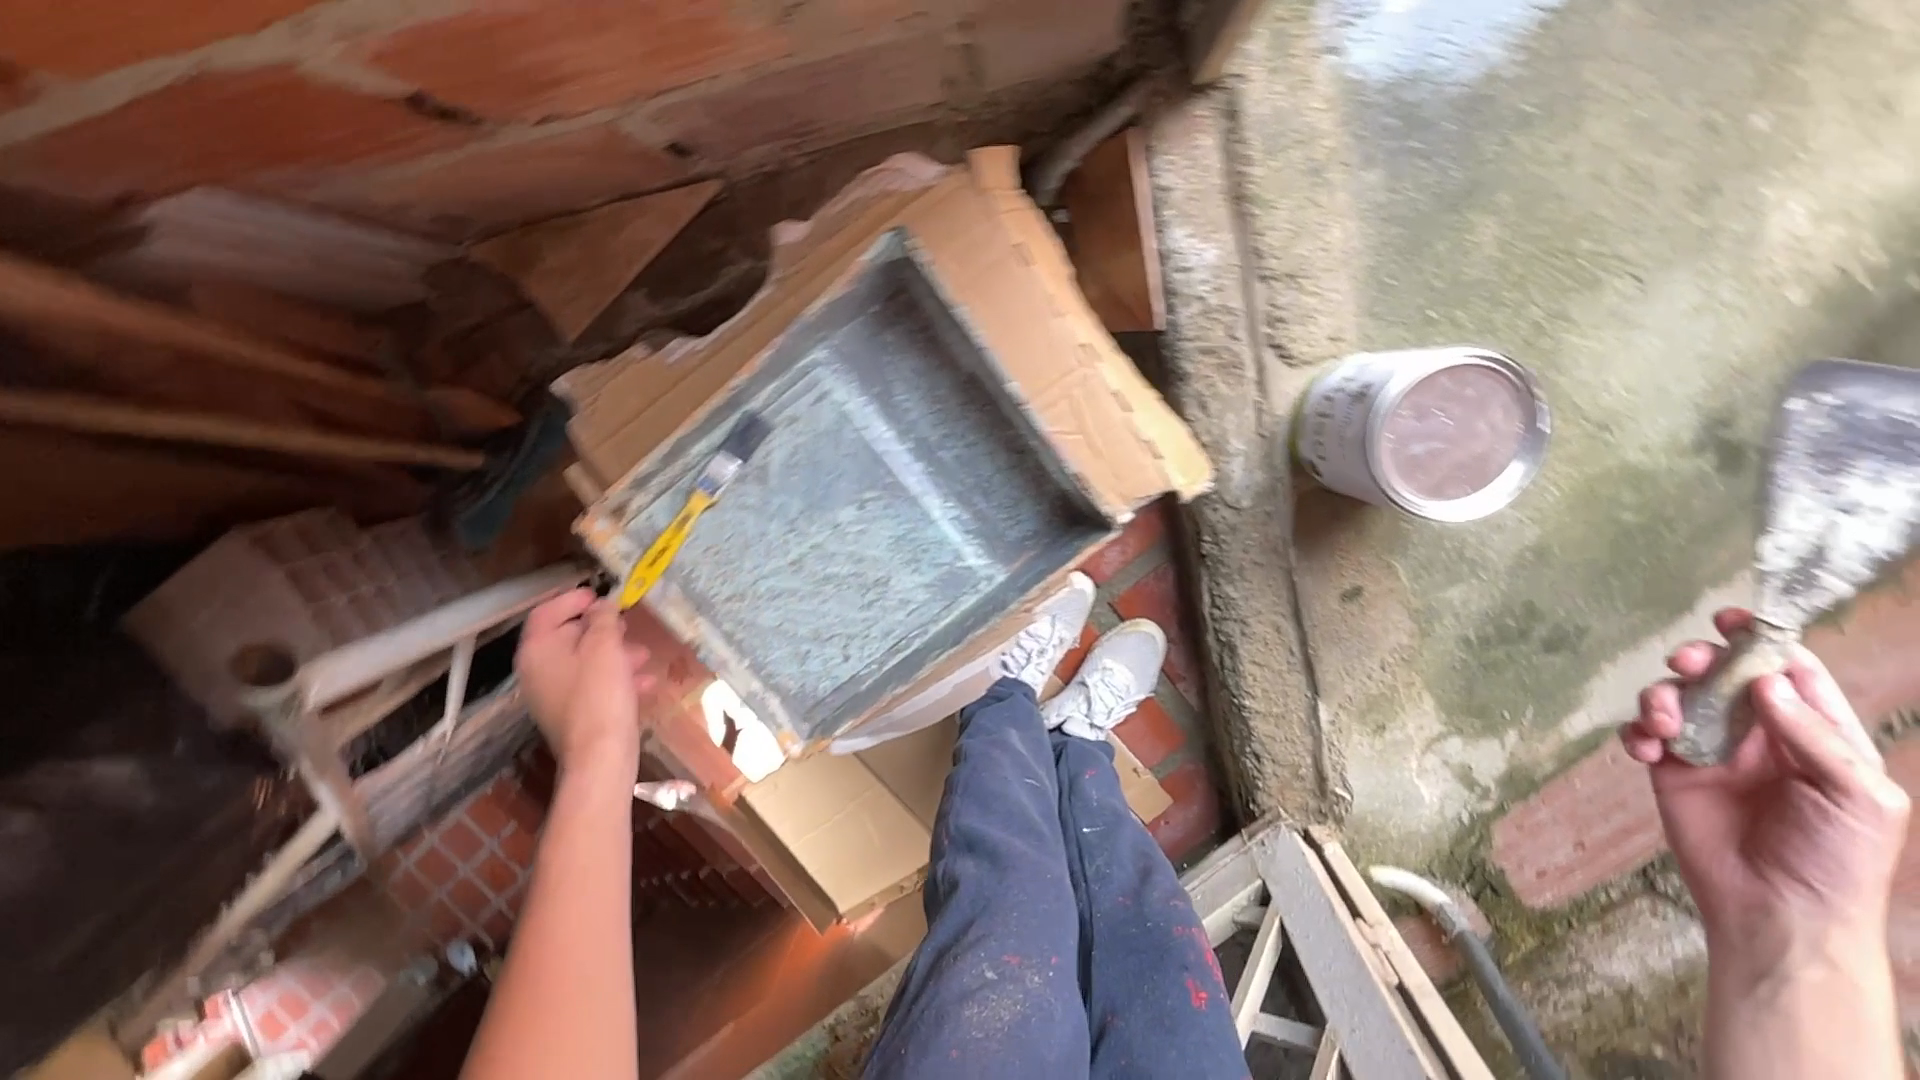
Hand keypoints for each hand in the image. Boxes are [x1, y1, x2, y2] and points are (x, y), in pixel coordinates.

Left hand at [514, 589, 654, 780]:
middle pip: (567, 637)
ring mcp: (554, 696)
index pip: (546, 612)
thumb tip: (602, 605)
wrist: (600, 756)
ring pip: (585, 663)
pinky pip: (594, 686)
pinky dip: (617, 679)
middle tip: (625, 624)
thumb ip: (603, 619)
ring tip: (644, 655)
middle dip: (601, 629)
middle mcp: (538, 671)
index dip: (572, 599)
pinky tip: (646, 683)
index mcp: (537, 651)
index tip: (600, 594)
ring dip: (615, 654)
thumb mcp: (605, 646)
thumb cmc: (599, 693)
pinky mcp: (573, 715)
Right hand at [1622, 608, 1909, 971]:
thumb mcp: (1858, 797)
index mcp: (1813, 734)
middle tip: (1687, 664)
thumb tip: (1765, 682)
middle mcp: (1759, 735)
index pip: (1788, 673)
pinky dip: (1636, 732)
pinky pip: (1642, 734)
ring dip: (1662, 697)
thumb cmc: (1836, 860)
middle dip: (1699, 661)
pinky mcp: (1670, 770)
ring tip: (1664, 723)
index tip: (1733, 619)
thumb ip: (1816, 736)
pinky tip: (1646, 749)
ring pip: (1675, 698)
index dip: (1762, 641)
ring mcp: (1711, 751)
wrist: (1779, 912)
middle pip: (1720, 676)